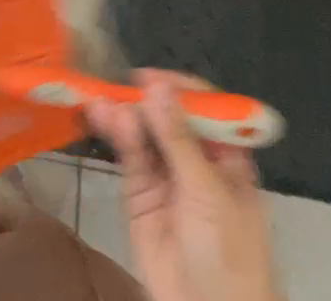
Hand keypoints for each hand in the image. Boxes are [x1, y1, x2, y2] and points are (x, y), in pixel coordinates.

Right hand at [84, 71, 280, 300]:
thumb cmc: (228, 253)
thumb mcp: (207, 193)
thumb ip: (178, 140)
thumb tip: (158, 88)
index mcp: (228, 158)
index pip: (205, 111)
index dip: (181, 91)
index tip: (152, 78)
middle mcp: (196, 162)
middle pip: (169, 119)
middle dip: (146, 102)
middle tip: (118, 88)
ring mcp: (167, 178)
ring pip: (145, 136)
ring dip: (125, 116)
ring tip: (102, 103)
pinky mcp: (141, 196)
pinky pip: (130, 159)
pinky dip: (117, 138)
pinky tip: (104, 120)